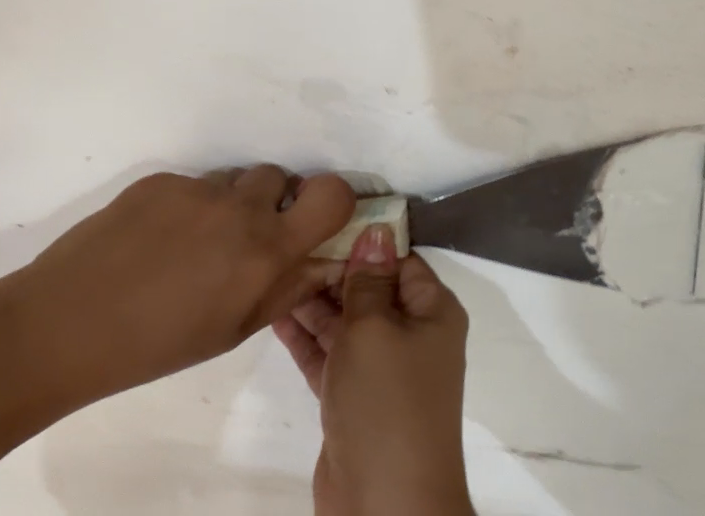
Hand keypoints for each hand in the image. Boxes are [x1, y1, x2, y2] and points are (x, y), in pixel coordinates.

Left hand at [6, 166, 355, 408]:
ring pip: (234, 180)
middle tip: (244, 238)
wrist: (61, 326)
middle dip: (273, 202)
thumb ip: (288, 288)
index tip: (315, 219)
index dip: (334, 200)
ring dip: (230, 203)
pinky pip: (192, 184)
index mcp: (266, 251)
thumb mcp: (234, 330)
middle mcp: (239, 209)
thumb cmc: (157, 344)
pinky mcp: (158, 180)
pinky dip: (187, 206)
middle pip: (280, 178)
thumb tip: (326, 259)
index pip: (332, 194)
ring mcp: (196, 189)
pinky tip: (155, 241)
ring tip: (193, 242)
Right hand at [275, 228, 473, 515]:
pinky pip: (328, 354)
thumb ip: (369, 280)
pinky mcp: (353, 397)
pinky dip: (305, 336)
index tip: (323, 216)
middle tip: (286, 243)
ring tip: (271, 270)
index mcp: (433, 310)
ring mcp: (381, 369)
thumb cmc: (388, 400)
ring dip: (313, 301)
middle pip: (371, 288)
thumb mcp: (376, 329)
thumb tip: (377, 230)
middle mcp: (411, 334)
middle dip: (333, 268)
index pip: (401, 260)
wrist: (387, 501)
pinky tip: (272, 312)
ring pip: (345, 322)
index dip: (366, 240)